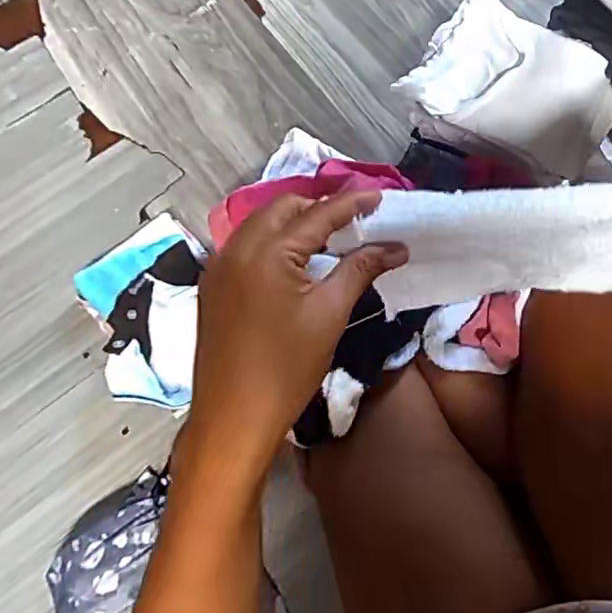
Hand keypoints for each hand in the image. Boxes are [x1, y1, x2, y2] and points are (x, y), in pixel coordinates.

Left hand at [184, 192, 406, 474]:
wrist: (234, 415)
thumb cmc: (288, 365)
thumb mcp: (331, 312)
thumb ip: (360, 269)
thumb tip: (396, 247)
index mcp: (267, 252)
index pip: (317, 214)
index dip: (352, 203)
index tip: (380, 197)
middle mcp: (236, 250)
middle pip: (283, 209)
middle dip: (321, 206)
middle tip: (358, 216)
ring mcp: (220, 269)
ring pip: (262, 226)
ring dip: (298, 222)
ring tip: (335, 234)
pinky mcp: (215, 288)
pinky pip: (249, 247)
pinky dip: (278, 242)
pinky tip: (301, 260)